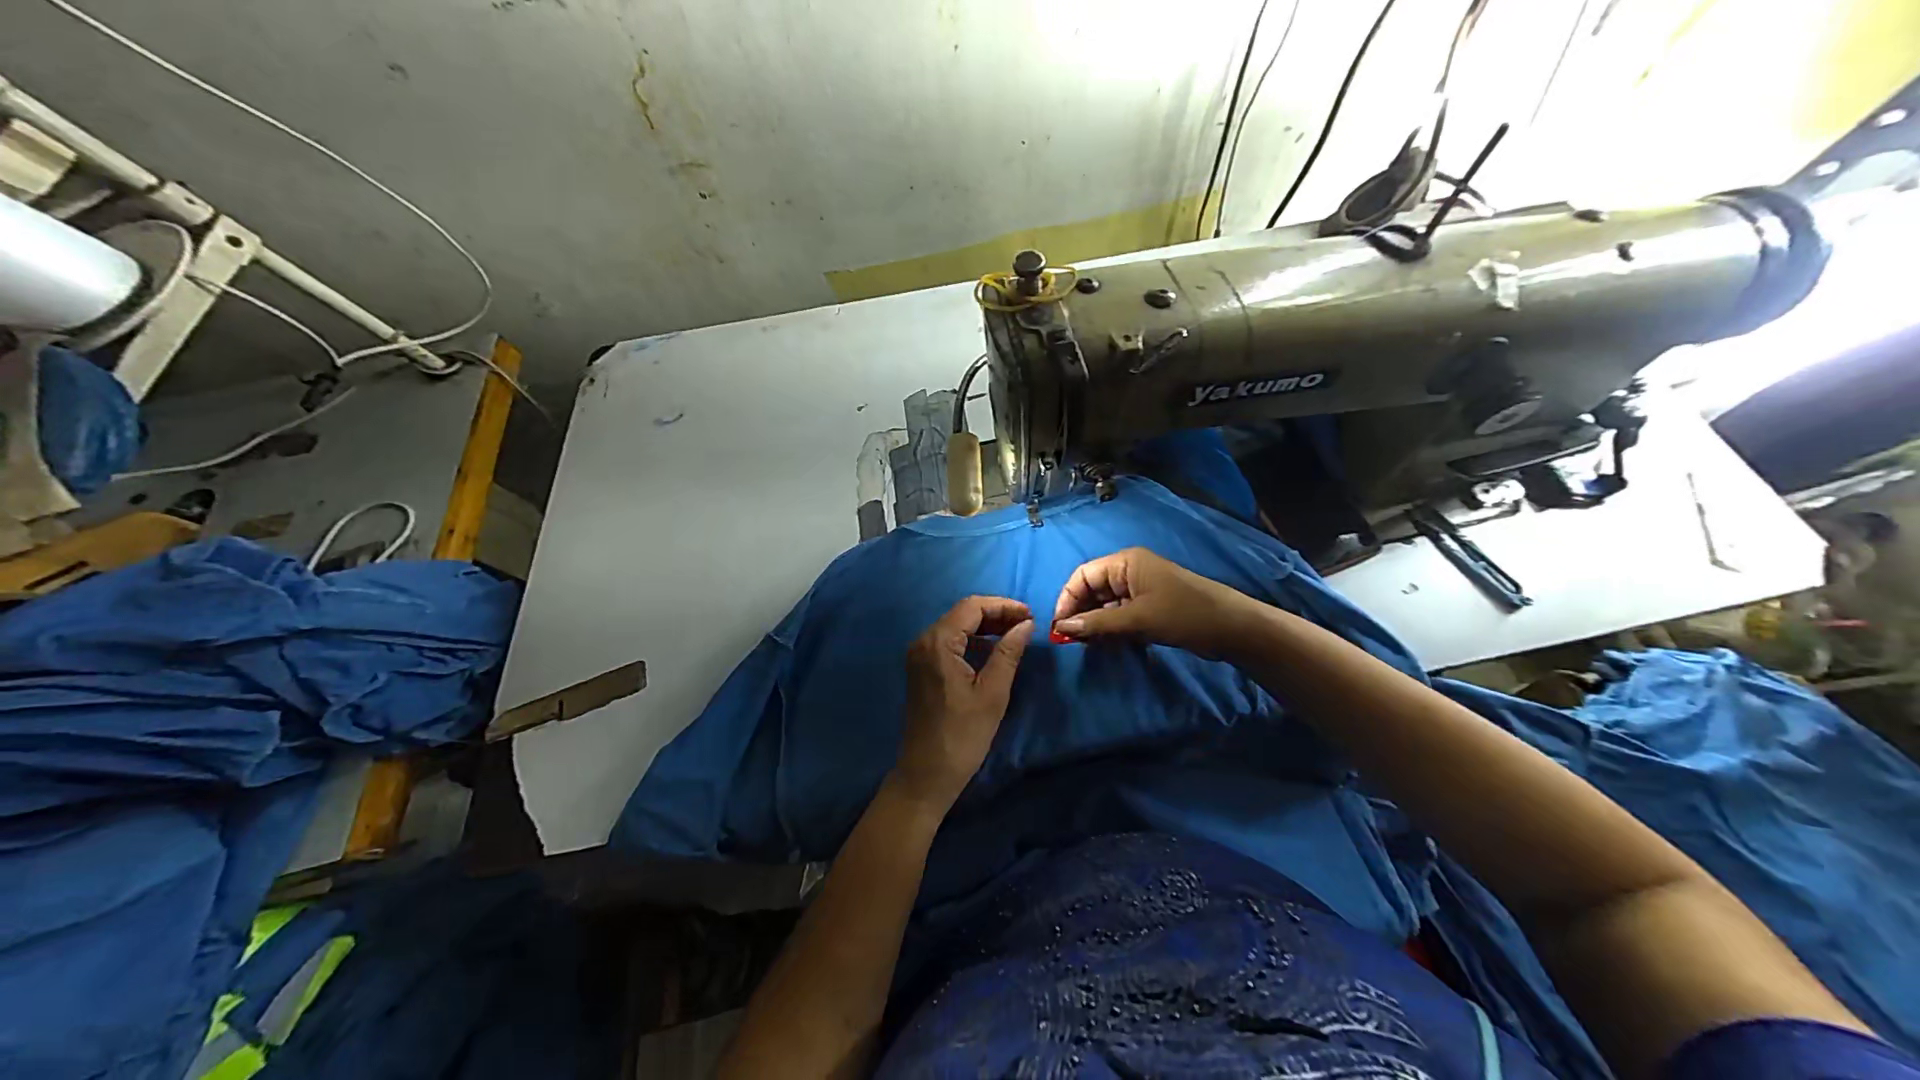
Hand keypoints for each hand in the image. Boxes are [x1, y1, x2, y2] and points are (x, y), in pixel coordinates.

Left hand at [891, 596, 1034, 810]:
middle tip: (1027, 624)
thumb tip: (1026, 625)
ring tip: (1016, 635)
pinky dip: (972, 641)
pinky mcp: (921, 669)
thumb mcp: (993, 693)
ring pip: (956, 627)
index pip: (972, 607)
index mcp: (938, 643)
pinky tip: (993, 651)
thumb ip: (1008, 653)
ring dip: (985, 627)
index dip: (1003, 606)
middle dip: (995, 614)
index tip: (1030, 615)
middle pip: (962, 614)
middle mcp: (923, 642)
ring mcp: (919, 655)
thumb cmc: (962, 735)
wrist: (927, 773)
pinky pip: (949, 643)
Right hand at [1051, 547, 1259, 657]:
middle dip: (1079, 614)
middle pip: (1091, 590)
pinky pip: (1119, 616)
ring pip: (1104, 606)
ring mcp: (1139, 590)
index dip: (1067, 600)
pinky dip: (1109, 629)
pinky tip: (1104, 645)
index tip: (1059, 628)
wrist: (1231, 629)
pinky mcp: (1148, 608)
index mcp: (1125, 562)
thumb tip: (1061, 628)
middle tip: (1071, 641)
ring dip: (1094, 625)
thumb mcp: (1137, 620)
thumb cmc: (1183, 614)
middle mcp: (1129, 572)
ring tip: (1087, 646)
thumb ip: (1097, 624)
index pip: (1082, 576)